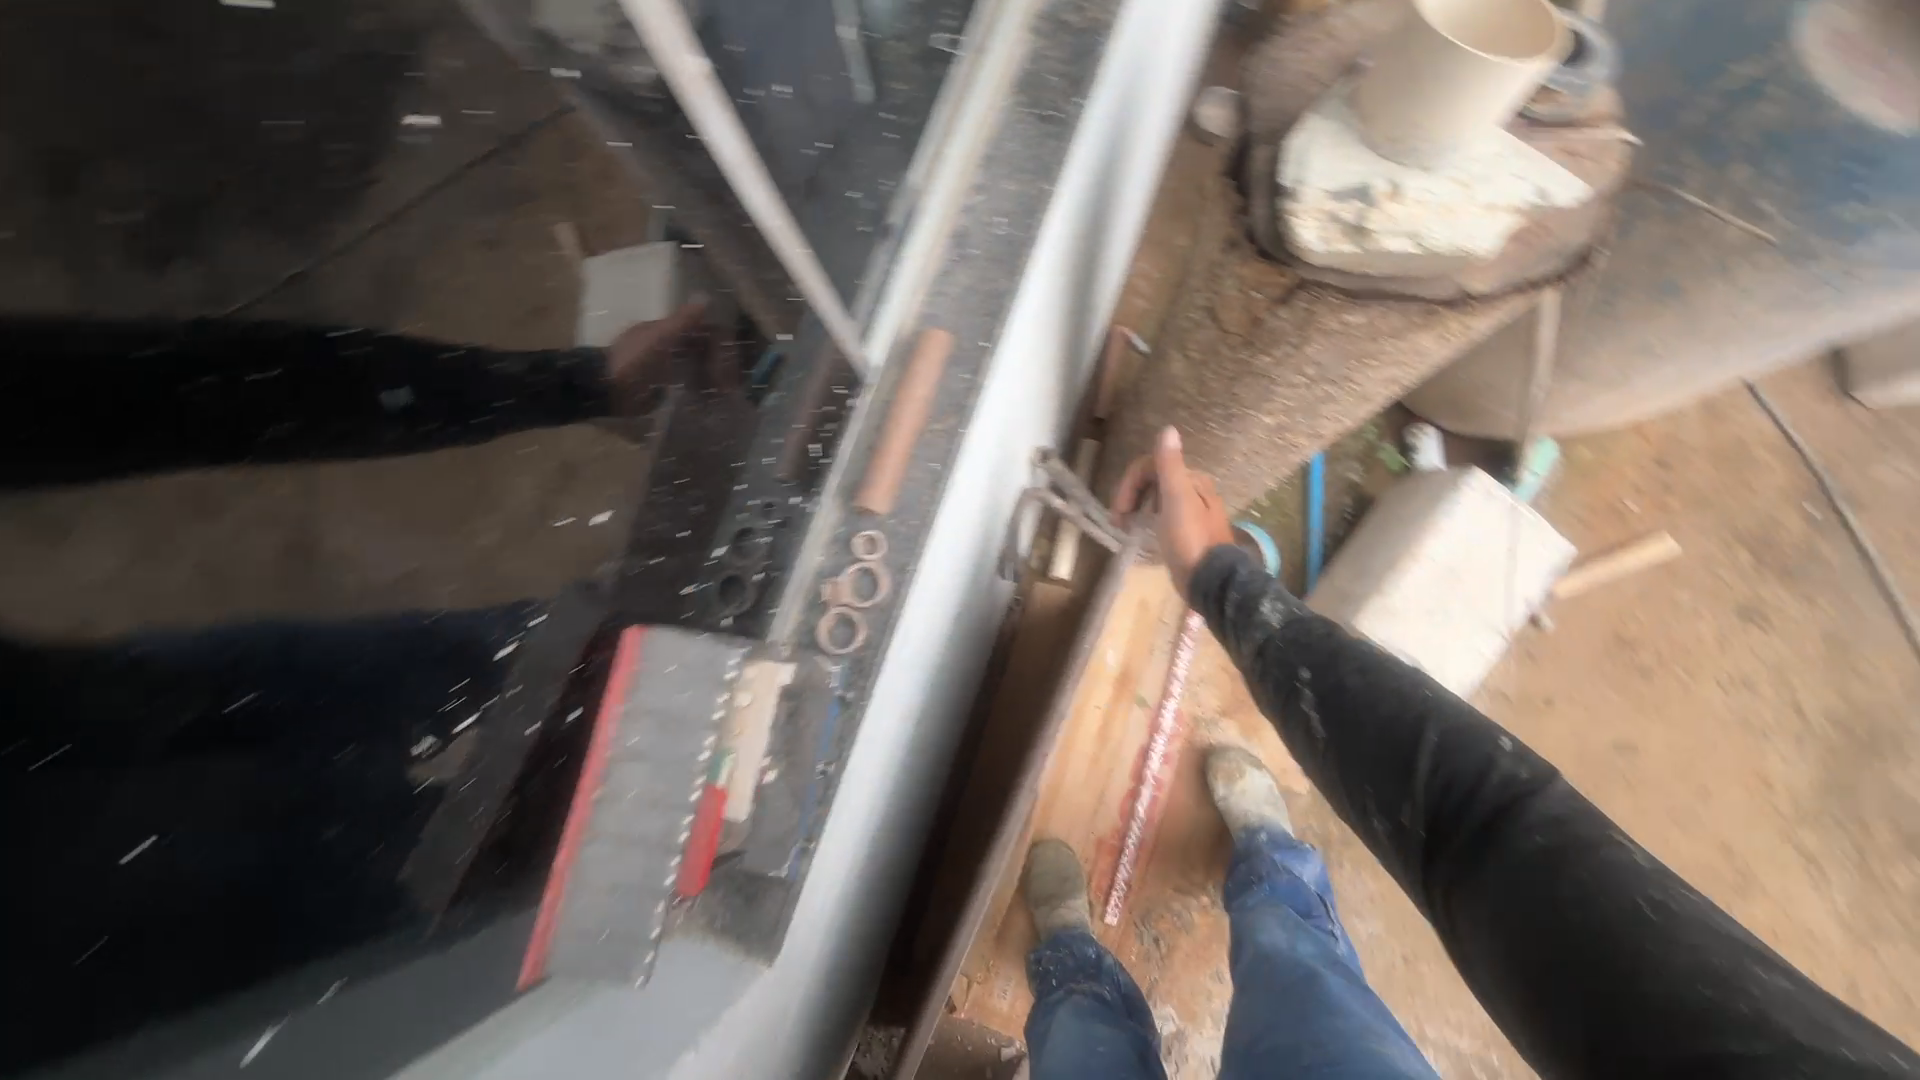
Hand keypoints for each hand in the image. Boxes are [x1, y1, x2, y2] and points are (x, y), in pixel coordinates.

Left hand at [605, 297, 738, 413]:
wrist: (605, 390)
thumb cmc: (633, 362)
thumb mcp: (659, 338)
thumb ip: (682, 320)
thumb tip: (706, 296)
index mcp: (669, 331)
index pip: (704, 333)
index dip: (720, 347)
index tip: (728, 367)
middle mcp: (670, 346)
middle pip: (705, 352)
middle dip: (719, 367)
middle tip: (727, 386)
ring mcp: (668, 368)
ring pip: (700, 369)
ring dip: (713, 380)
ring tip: (720, 396)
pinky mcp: (664, 388)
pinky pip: (690, 387)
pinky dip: (702, 392)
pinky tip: (707, 402)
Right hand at [1111, 426, 1232, 597]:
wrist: (1209, 581)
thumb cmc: (1190, 539)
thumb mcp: (1177, 499)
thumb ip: (1169, 465)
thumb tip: (1168, 429)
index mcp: (1193, 481)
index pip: (1152, 466)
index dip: (1131, 483)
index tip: (1119, 509)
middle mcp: (1194, 492)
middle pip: (1154, 481)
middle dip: (1131, 495)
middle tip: (1118, 519)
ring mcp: (1191, 513)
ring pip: (1156, 499)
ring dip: (1137, 507)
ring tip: (1125, 526)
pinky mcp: (1186, 533)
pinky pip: (1161, 517)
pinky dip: (1146, 520)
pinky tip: (1141, 533)